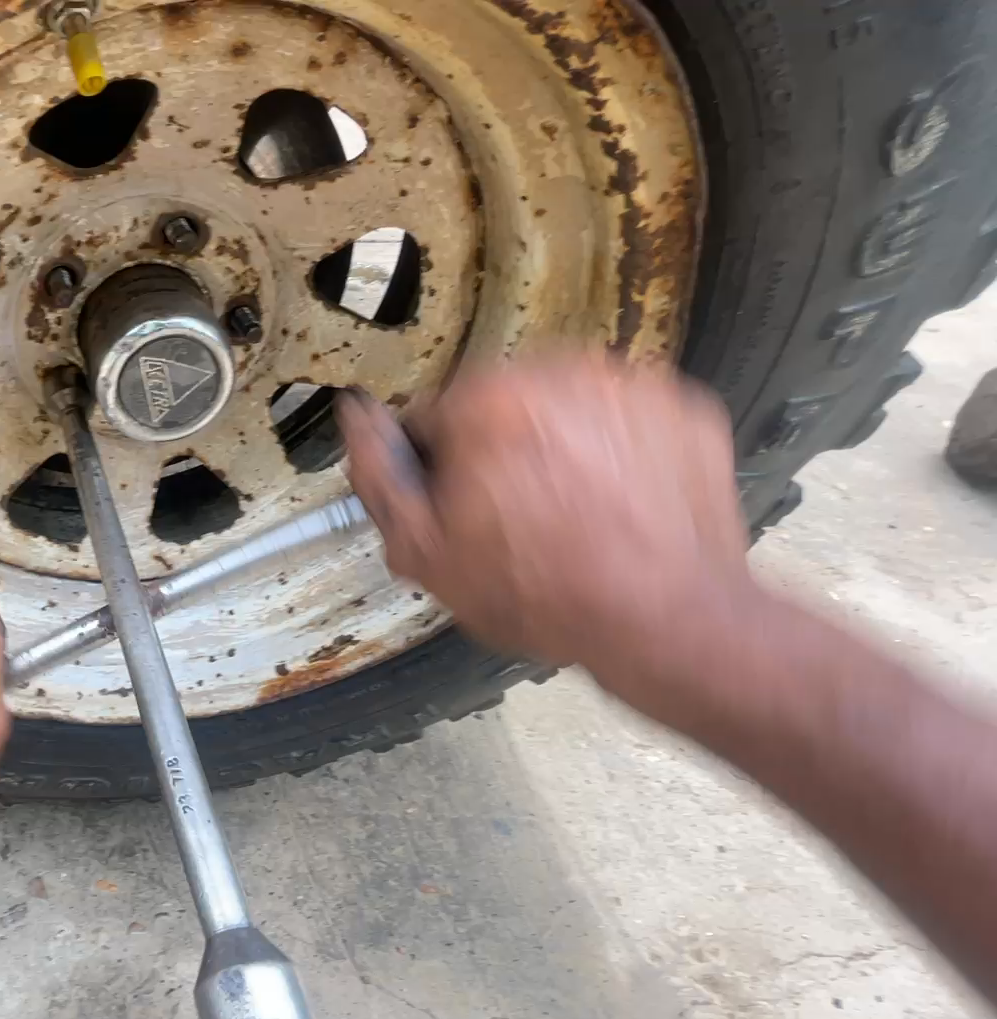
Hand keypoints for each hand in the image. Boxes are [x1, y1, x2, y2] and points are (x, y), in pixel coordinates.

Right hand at [336, 358, 750, 672]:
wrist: (666, 621)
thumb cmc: (543, 590)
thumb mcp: (421, 547)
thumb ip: (376, 472)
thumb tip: (357, 419)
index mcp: (485, 400)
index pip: (428, 420)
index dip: (432, 471)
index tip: (454, 509)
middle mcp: (559, 374)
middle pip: (493, 408)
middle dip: (490, 452)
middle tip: (506, 516)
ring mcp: (630, 387)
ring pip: (557, 410)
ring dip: (549, 448)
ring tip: (562, 512)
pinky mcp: (683, 409)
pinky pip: (619, 420)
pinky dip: (608, 452)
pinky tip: (605, 502)